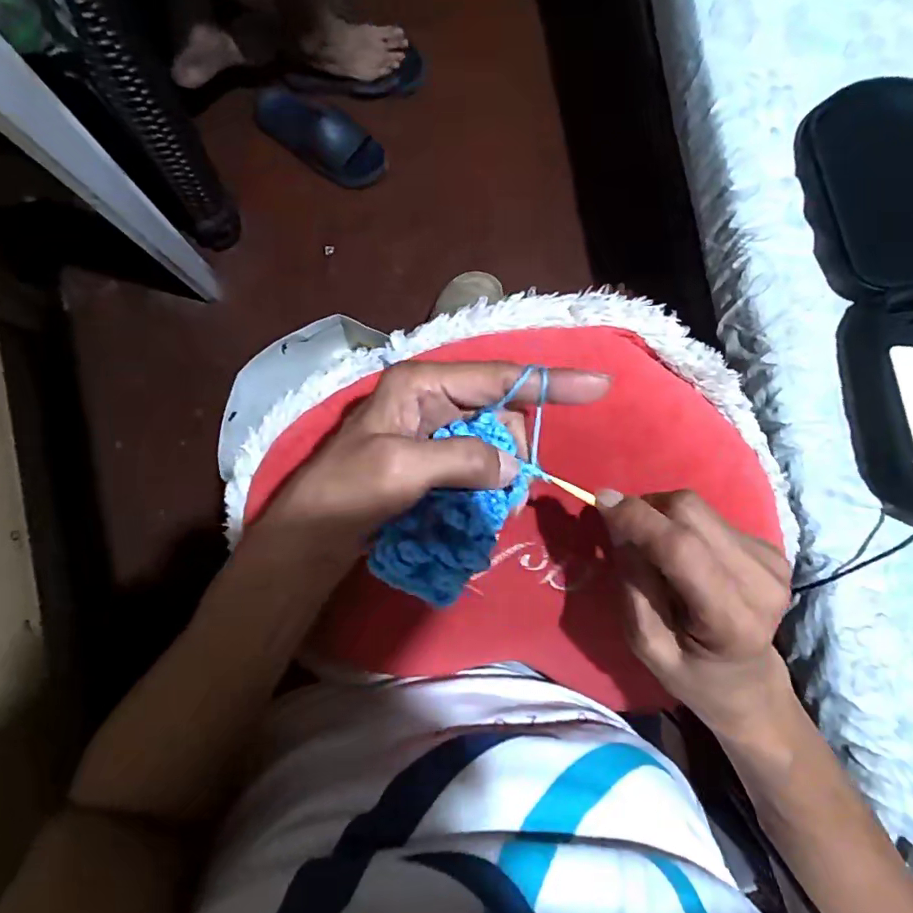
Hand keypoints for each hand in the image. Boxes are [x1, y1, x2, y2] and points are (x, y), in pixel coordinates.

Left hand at [256, 360, 610, 567]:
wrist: (312, 535)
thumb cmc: (348, 491)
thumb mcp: (403, 468)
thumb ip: (464, 459)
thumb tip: (513, 466)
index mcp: (421, 384)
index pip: (499, 378)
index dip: (551, 383)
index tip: (600, 386)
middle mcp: (431, 399)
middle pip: (501, 414)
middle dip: (514, 451)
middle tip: (505, 494)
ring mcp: (431, 431)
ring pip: (493, 445)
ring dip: (500, 477)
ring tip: (488, 510)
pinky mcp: (431, 462)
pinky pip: (477, 467)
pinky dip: (486, 488)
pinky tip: (477, 511)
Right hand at [598, 490, 792, 732]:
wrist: (746, 679)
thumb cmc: (690, 672)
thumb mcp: (646, 644)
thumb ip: (633, 584)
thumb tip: (617, 522)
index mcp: (731, 619)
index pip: (681, 549)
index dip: (638, 519)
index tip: (601, 501)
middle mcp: (761, 582)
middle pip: (689, 512)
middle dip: (646, 511)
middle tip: (624, 532)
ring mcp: (771, 561)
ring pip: (698, 507)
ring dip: (663, 516)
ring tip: (655, 549)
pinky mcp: (770, 547)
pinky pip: (710, 516)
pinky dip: (683, 525)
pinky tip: (684, 555)